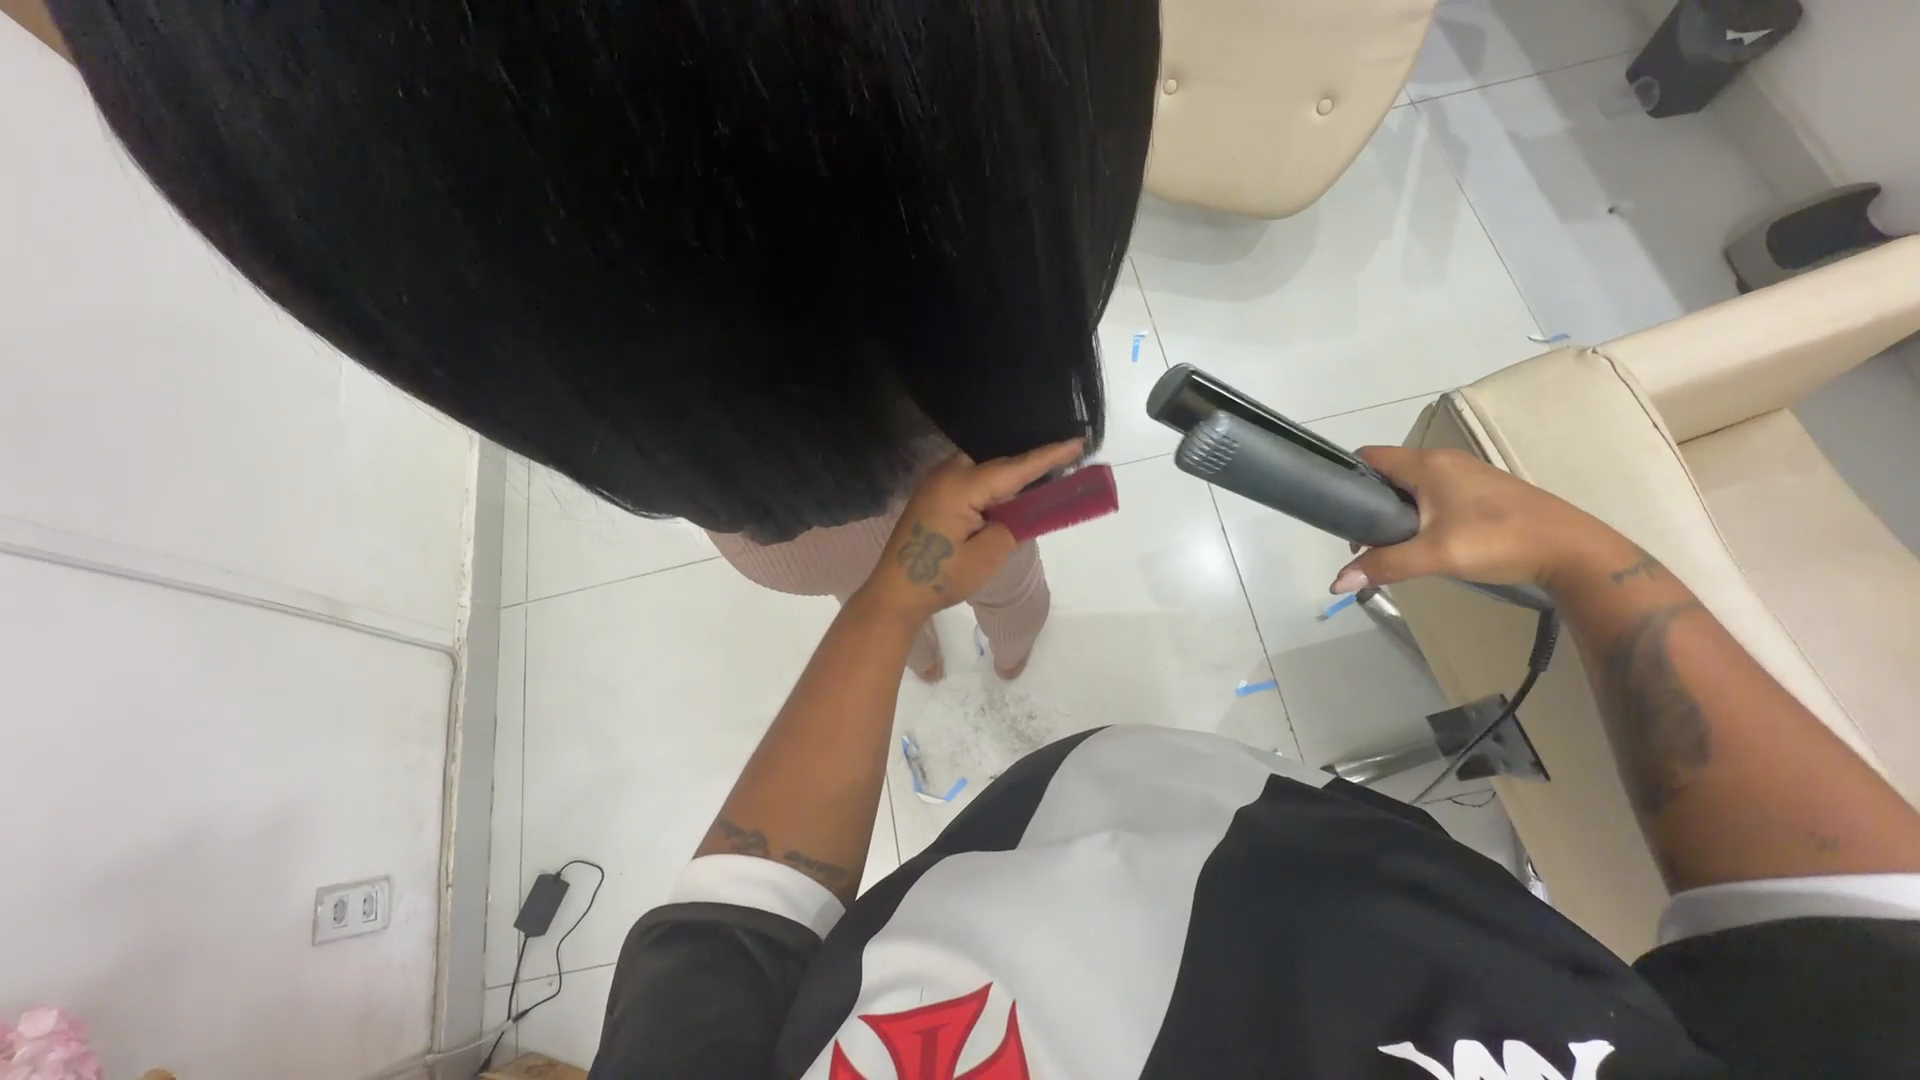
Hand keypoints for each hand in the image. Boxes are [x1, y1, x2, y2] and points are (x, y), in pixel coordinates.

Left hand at [855, 439, 1084, 623]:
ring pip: (982, 467)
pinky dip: (991, 482)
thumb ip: (1014, 526)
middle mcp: (945, 474)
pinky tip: (1006, 494)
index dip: (1047, 456)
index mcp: (959, 486)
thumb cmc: (940, 578)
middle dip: (1027, 461)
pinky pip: (969, 477)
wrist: (894, 594)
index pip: (1013, 468)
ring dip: (1008, 473)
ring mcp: (935, 482)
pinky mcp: (932, 494)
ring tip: (1041, 477)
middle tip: (1064, 460)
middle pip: (996, 460)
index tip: (1077, 442)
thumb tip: (1026, 508)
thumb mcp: (987, 557)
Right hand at [1329, 446, 1630, 594]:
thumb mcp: (1435, 556)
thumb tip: (1336, 583)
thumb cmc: (1499, 542)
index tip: (1334, 506)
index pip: (1371, 456)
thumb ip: (1384, 565)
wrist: (1572, 550)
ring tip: (1388, 543)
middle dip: (1369, 501)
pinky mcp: (1484, 491)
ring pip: (1414, 484)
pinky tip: (1424, 539)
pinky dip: (1419, 511)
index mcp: (1428, 465)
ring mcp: (1468, 474)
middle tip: (1360, 537)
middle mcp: (1445, 461)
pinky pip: (1436, 493)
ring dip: (1395, 508)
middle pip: (1390, 472)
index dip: (1347, 476)